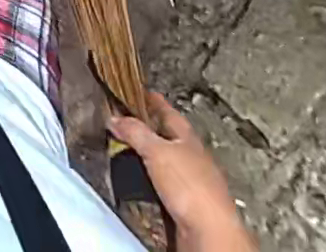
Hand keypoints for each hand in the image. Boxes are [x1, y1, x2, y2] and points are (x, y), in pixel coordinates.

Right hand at [108, 92, 256, 251]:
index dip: (152, 100)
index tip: (139, 91)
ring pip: (162, 161)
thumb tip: (115, 118)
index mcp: (188, 138)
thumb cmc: (191, 188)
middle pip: (164, 136)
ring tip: (122, 151)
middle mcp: (191, 158)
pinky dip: (146, 180)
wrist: (209, 235)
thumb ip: (134, 131)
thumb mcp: (156, 150)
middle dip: (144, 128)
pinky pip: (160, 184)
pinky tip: (135, 181)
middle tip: (122, 121)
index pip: (167, 111)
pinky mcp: (184, 205)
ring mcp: (189, 182)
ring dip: (143, 156)